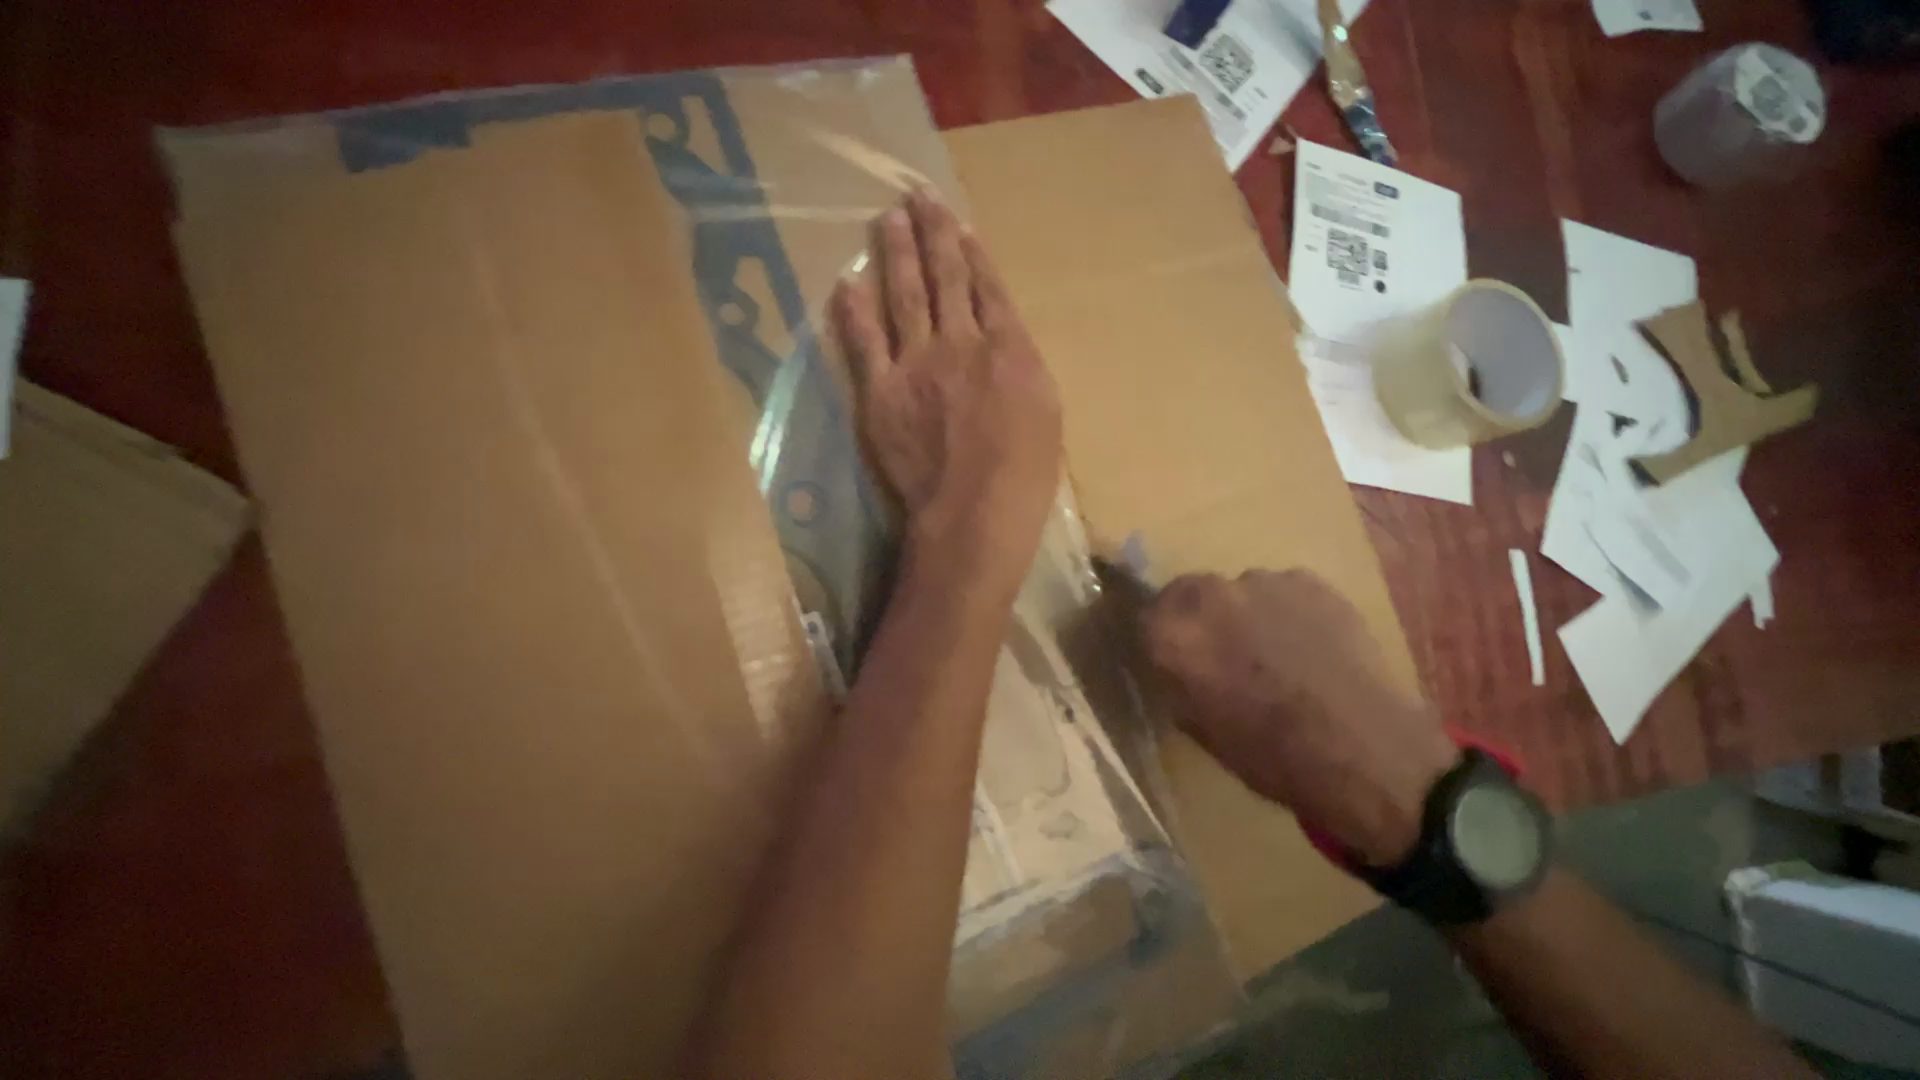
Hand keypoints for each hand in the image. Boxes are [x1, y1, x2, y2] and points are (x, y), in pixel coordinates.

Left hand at [833, 188, 1062, 595]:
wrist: (974, 511)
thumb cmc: (1024, 473)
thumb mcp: (1047, 410)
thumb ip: (1021, 364)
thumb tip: (1002, 337)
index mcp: (1007, 345)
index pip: (987, 286)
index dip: (971, 251)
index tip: (958, 223)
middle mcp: (959, 340)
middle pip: (944, 276)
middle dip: (932, 231)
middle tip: (917, 195)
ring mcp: (916, 362)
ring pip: (903, 294)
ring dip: (894, 251)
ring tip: (887, 218)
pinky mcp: (880, 390)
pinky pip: (863, 339)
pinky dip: (853, 307)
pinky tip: (846, 280)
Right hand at [1144, 569, 1458, 866]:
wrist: (1364, 751)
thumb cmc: (1269, 755)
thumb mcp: (1198, 727)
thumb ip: (1175, 679)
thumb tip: (1172, 662)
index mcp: (1170, 635)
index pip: (1142, 617)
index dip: (1158, 637)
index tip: (1171, 656)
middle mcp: (1207, 595)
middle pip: (1186, 593)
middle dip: (1199, 619)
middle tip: (1224, 655)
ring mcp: (1261, 582)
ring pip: (1238, 592)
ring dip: (1245, 615)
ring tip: (1277, 656)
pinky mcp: (1309, 580)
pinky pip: (1282, 593)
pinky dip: (1287, 615)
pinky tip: (1311, 649)